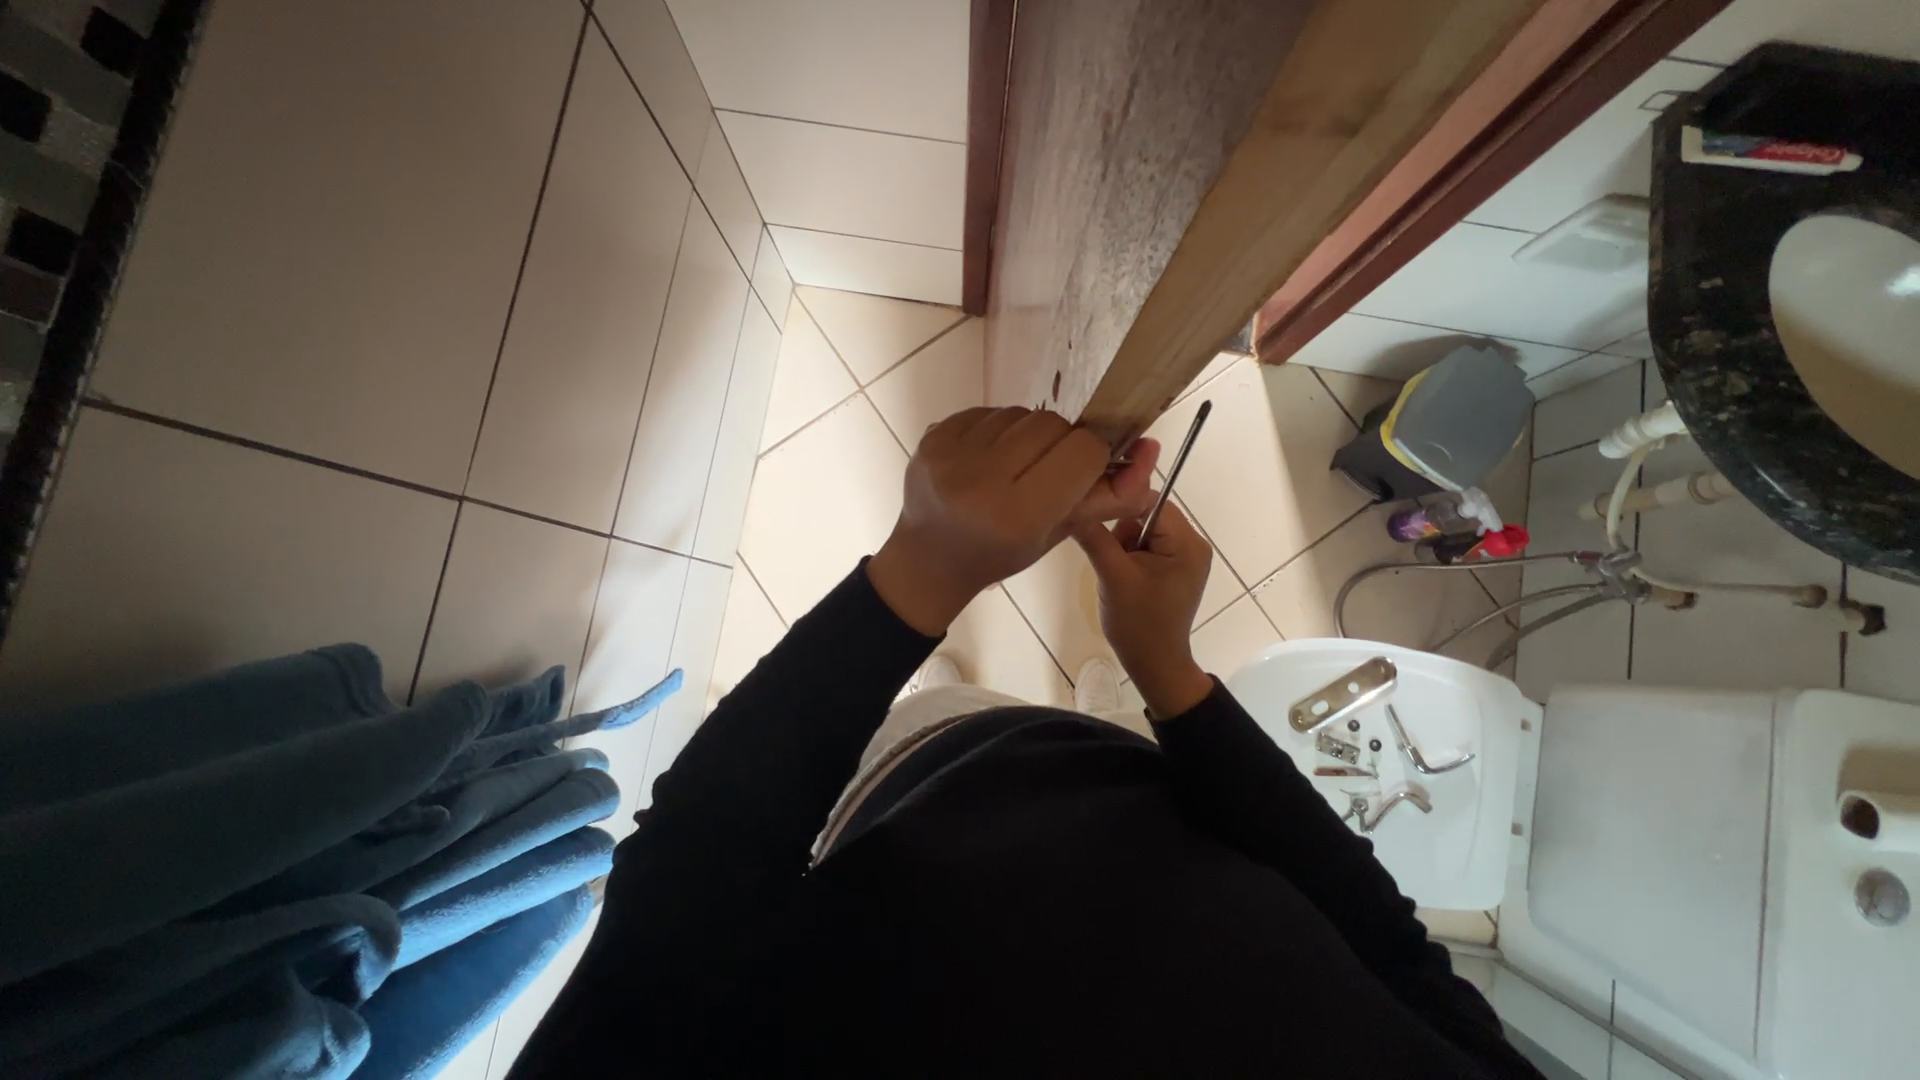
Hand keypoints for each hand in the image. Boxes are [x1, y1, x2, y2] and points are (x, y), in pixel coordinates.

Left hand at [867, 407, 1158, 633]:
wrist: (930, 559)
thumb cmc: (999, 554)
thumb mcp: (1054, 535)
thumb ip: (1105, 498)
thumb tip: (1148, 452)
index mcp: (1017, 514)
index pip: (1082, 451)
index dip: (1092, 456)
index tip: (1083, 469)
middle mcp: (980, 480)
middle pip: (1051, 424)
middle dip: (1060, 441)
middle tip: (1048, 468)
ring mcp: (950, 456)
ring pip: (1018, 413)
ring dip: (1027, 433)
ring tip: (1016, 464)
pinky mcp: (931, 438)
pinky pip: (985, 411)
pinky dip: (996, 428)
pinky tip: (988, 457)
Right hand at [1073, 501, 1214, 717]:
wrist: (1154, 663)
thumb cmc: (1137, 622)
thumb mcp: (1112, 576)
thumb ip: (1095, 536)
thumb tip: (1075, 504)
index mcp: (1187, 543)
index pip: (1151, 502)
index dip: (1121, 508)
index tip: (1096, 523)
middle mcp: (1194, 544)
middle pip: (1149, 514)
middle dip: (1123, 532)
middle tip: (1112, 562)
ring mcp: (1187, 557)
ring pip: (1146, 530)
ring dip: (1125, 545)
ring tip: (1118, 574)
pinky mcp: (1177, 569)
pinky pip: (1150, 546)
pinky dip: (1132, 556)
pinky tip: (1125, 578)